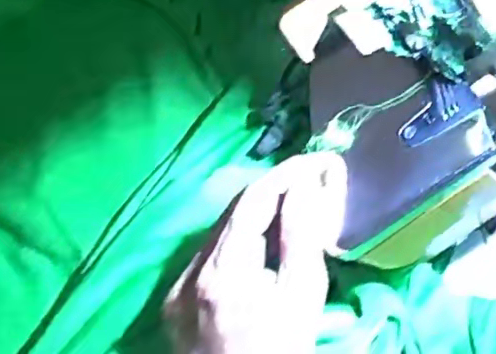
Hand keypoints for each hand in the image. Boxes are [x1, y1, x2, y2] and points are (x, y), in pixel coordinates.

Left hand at [164, 153, 347, 353]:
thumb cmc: (282, 351)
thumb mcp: (303, 291)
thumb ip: (302, 230)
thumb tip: (307, 179)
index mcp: (222, 273)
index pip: (254, 199)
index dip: (288, 173)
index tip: (320, 160)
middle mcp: (189, 275)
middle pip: (235, 209)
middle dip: (276, 186)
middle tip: (313, 175)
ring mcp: (177, 291)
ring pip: (223, 226)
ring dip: (261, 207)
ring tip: (297, 198)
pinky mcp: (175, 304)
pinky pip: (214, 249)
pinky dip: (244, 232)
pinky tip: (268, 233)